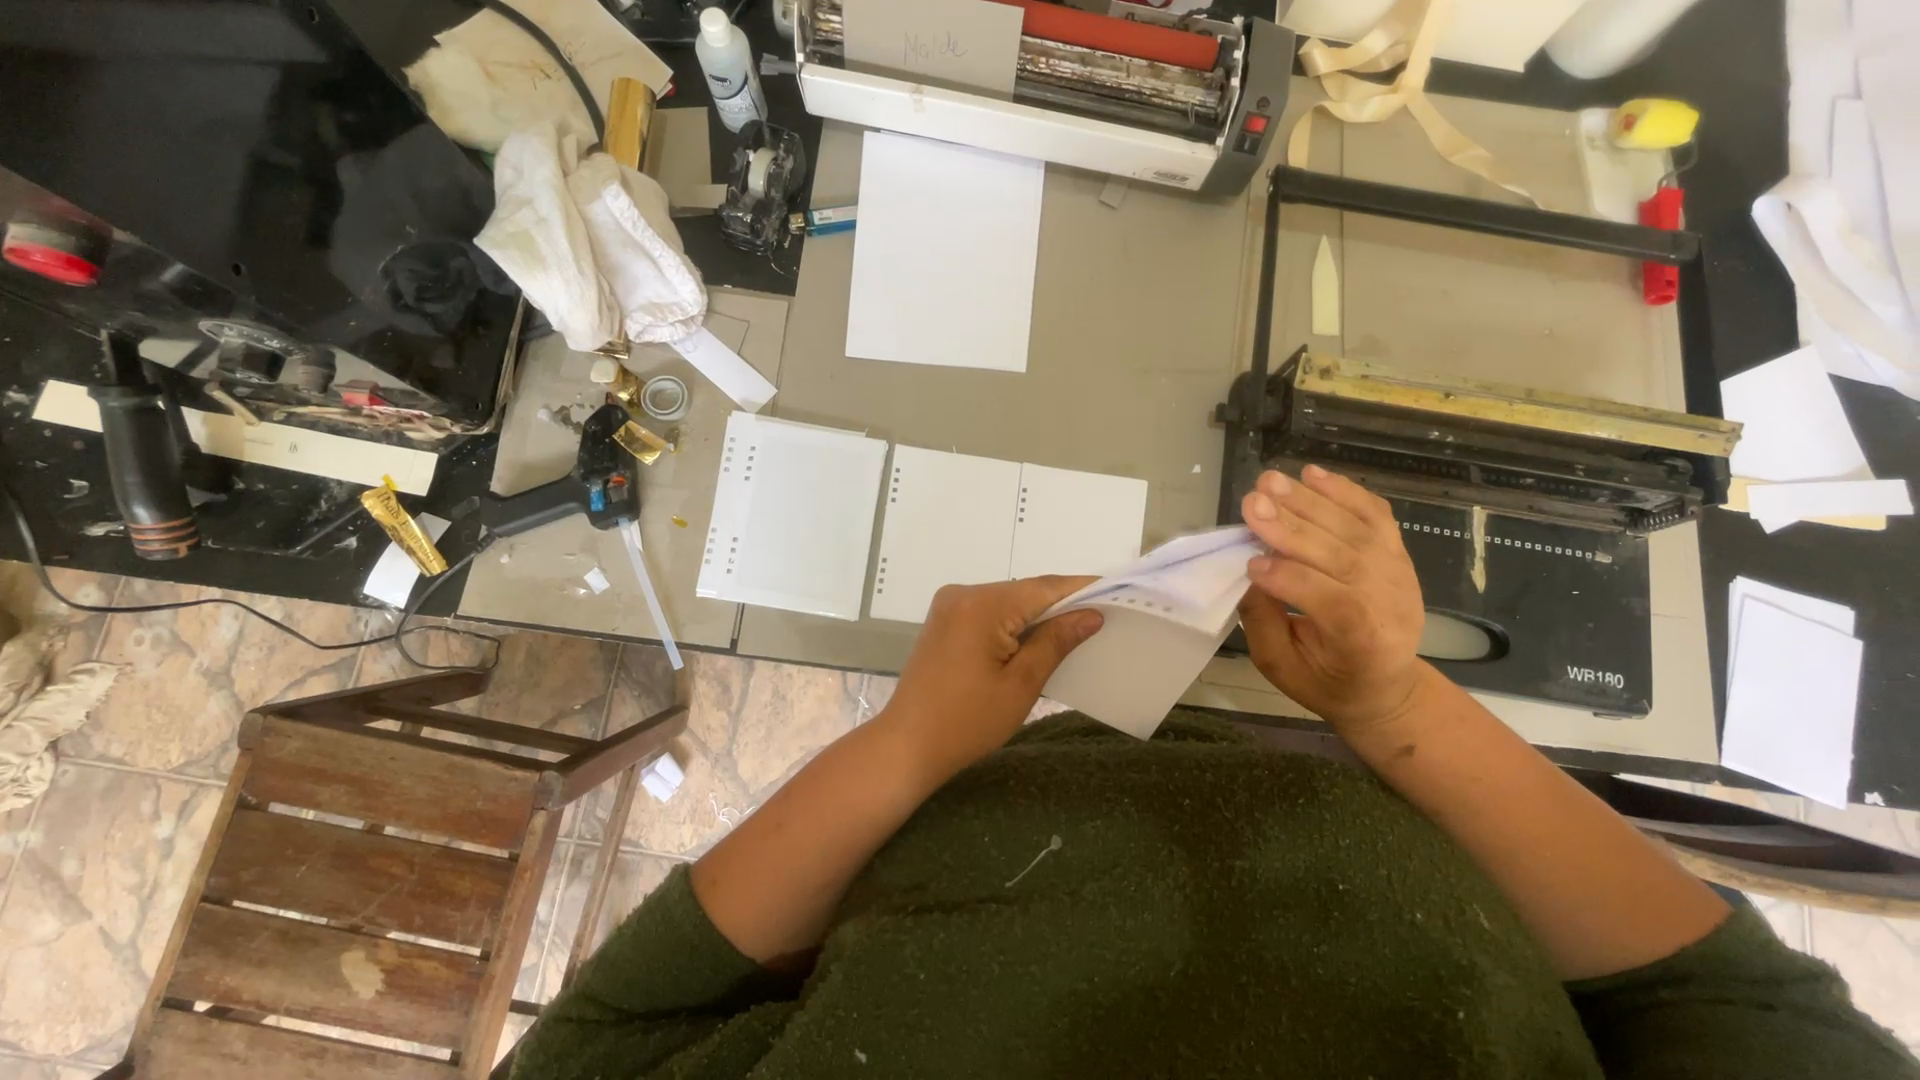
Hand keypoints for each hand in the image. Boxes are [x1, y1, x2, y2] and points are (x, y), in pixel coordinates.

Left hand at [876, 577, 1102, 779]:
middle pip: (1025, 592)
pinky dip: (1015, 624)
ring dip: (1038, 616)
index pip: (1044, 587)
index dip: (1082, 589)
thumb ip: (1056, 642)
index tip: (1117, 592)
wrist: (906, 746)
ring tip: (1077, 632)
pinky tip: (1037, 641)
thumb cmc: (966, 721)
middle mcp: (963, 594)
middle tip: (1103, 617)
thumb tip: (1090, 615)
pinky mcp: (944, 622)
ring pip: (1008, 602)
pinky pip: (989, 613)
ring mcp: (949, 606)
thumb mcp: (1021, 684)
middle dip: (1062, 605)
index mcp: (982, 605)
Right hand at [1237, 465, 1428, 734]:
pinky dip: (1344, 490)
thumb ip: (1263, 623)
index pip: (1335, 602)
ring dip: (1310, 501)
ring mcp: (1400, 573)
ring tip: (1269, 482)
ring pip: (1356, 528)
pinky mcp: (1398, 551)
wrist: (1385, 683)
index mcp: (1366, 644)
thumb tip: (1245, 574)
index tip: (1249, 563)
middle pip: (1345, 557)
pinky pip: (1375, 513)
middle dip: (1294, 528)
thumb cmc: (1325, 680)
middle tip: (1252, 502)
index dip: (1291, 580)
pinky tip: (1311, 474)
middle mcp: (1392, 603)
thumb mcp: (1282, 668)